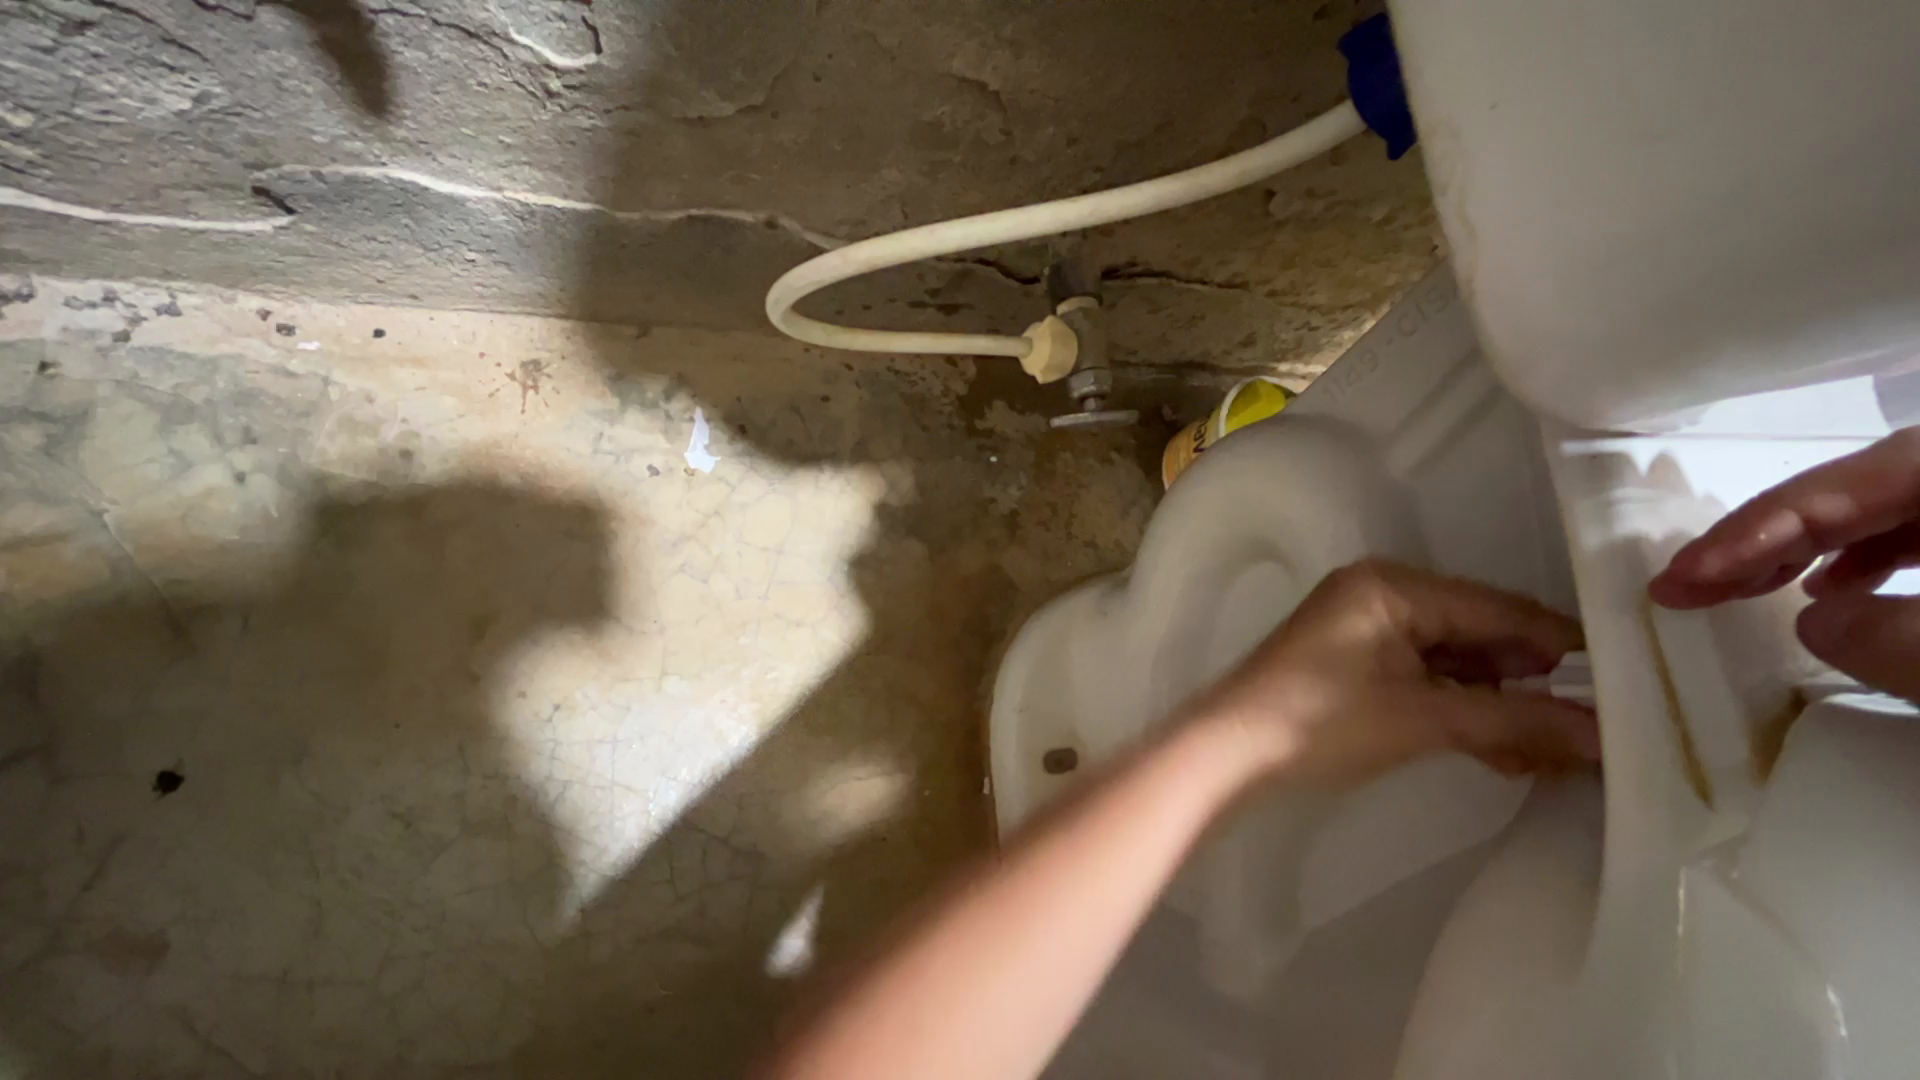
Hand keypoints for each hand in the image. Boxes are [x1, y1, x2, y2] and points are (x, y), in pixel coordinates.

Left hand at [1190, 559, 1598, 785]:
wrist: (1228, 753)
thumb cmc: (1320, 723)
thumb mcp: (1424, 719)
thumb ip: (1516, 722)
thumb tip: (1605, 737)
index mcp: (1392, 586)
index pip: (1498, 609)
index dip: (1561, 650)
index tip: (1626, 686)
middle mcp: (1379, 595)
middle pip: (1478, 634)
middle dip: (1531, 685)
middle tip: (1593, 731)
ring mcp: (1362, 630)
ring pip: (1454, 662)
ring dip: (1498, 705)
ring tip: (1554, 752)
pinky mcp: (1352, 664)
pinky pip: (1423, 678)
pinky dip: (1459, 710)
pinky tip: (1503, 750)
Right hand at [1650, 428, 1919, 699]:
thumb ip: (1902, 640)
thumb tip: (1818, 619)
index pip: (1848, 487)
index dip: (1757, 528)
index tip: (1683, 576)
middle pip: (1859, 488)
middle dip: (1763, 536)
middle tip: (1683, 584)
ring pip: (1890, 507)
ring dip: (1806, 543)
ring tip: (1741, 585)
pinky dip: (1869, 555)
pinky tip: (1835, 588)